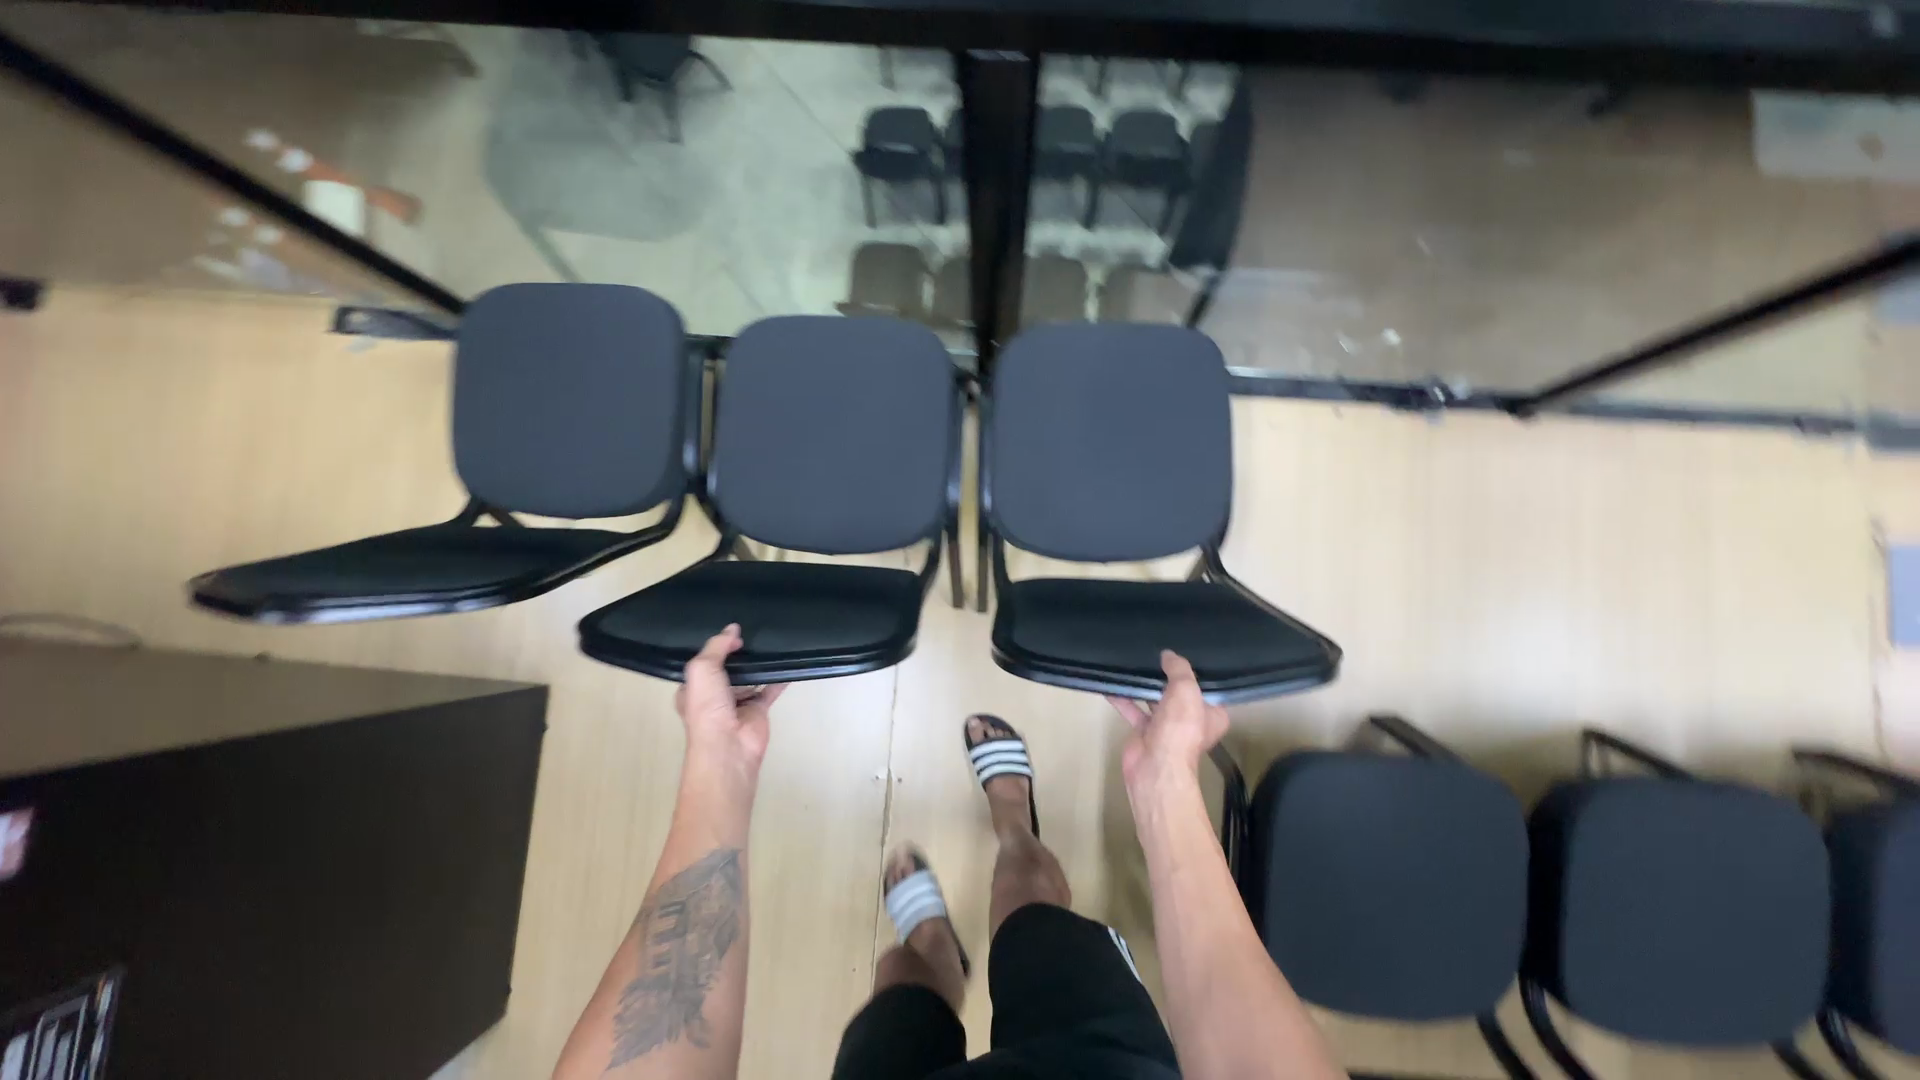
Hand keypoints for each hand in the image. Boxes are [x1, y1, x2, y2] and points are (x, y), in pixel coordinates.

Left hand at [677, 624, 786, 769]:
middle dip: (737, 654)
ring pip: (749, 678)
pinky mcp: (758, 709)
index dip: (714, 647)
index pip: (703, 663)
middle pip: (727, 669)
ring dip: (757, 664)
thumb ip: (716, 646)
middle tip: (753, 632)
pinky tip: (787, 662)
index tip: (731, 630)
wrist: (729, 744)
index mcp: (693, 689)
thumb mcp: (702, 669)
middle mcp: (714, 696)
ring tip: (770, 640)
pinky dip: (779, 677)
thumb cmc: (707, 707)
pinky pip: (770, 689)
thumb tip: (733, 628)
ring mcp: (737, 703)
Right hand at [1107, 650, 1228, 792]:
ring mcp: (1167, 727)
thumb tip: (1168, 654)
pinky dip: (1123, 698)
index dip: (1195, 671)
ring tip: (1133, 661)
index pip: (1206, 687)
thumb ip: (1178, 668)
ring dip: (1144, 685)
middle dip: (1166, 675)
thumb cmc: (1180, 728)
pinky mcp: (1145, 732)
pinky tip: (1112, 683)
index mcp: (1212, 714)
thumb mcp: (1186, 690)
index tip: (1182, 652)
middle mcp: (1191, 720)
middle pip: (1178, 692)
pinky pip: (1133, 709)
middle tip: (1154, 652)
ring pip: (1154, 700)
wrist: (1155, 766)